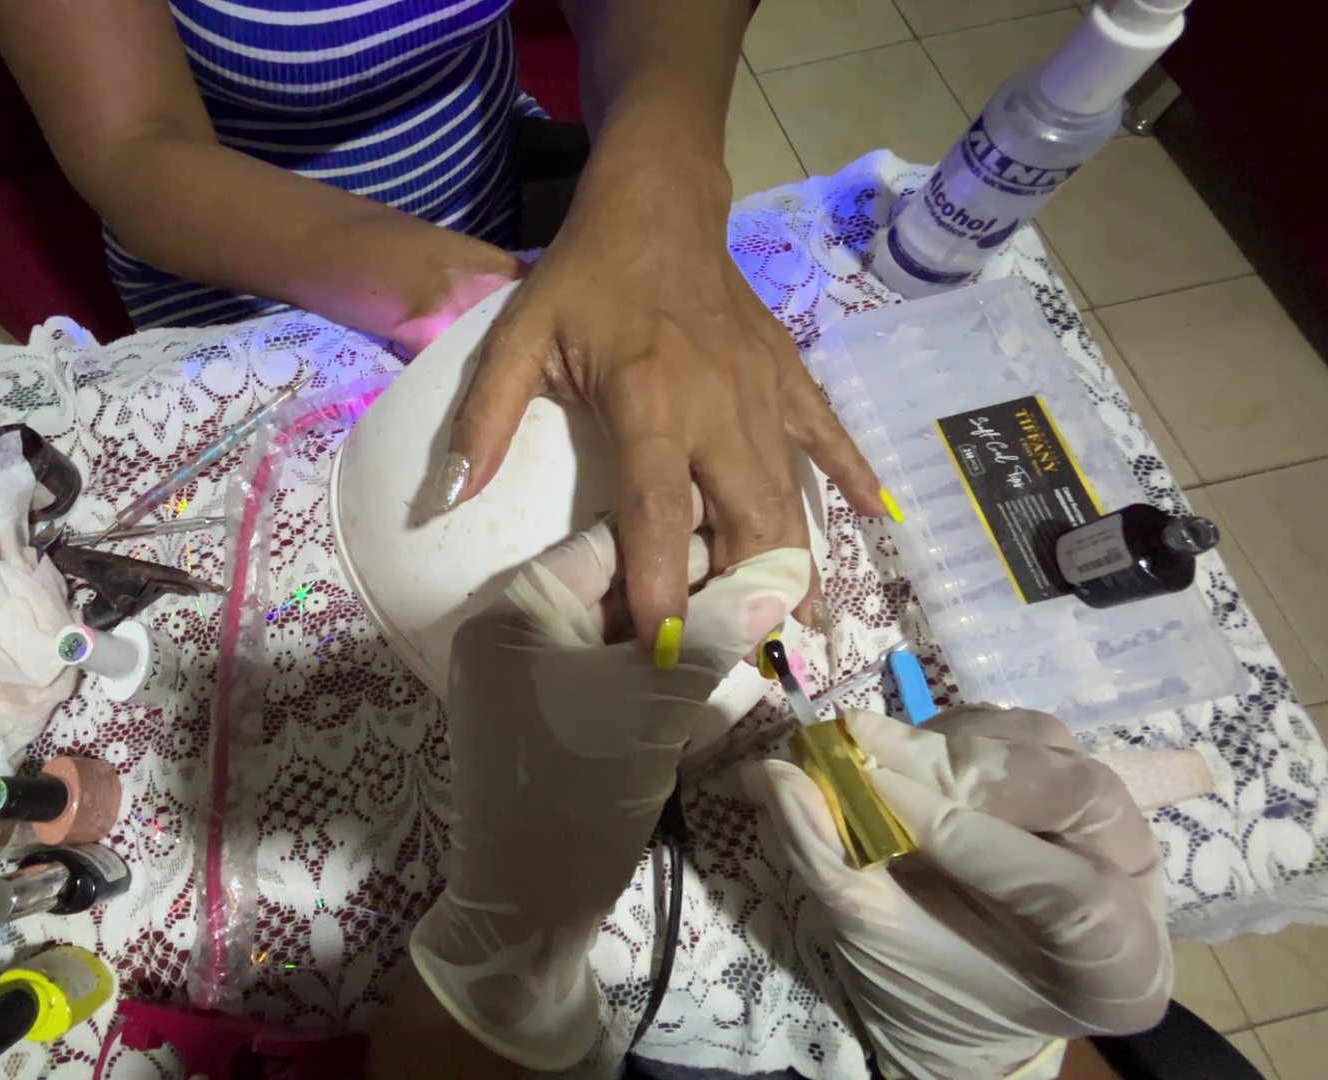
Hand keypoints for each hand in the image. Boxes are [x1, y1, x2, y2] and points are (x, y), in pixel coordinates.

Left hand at [411, 520, 806, 1069]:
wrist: (529, 899)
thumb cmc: (584, 782)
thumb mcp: (655, 702)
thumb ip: (712, 634)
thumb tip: (776, 580)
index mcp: (515, 611)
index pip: (602, 549)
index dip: (673, 546)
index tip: (740, 544)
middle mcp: (505, 633)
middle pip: (603, 594)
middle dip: (676, 597)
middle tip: (748, 593)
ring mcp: (513, 677)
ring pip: (602, 637)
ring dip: (664, 639)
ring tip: (733, 631)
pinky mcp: (531, 713)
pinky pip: (590, 674)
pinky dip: (638, 674)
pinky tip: (692, 679)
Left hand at [439, 162, 883, 646]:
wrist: (658, 205)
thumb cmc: (583, 278)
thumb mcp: (518, 339)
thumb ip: (485, 420)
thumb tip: (451, 497)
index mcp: (650, 401)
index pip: (658, 511)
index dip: (662, 583)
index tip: (663, 647)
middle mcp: (720, 407)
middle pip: (745, 519)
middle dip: (743, 593)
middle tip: (734, 657)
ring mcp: (765, 393)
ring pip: (790, 494)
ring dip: (793, 563)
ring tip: (797, 630)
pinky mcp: (789, 377)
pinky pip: (828, 436)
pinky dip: (851, 479)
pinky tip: (875, 524)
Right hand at [745, 707, 1172, 1079]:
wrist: (958, 988)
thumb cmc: (920, 984)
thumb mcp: (866, 936)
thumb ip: (823, 856)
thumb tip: (772, 773)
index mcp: (1113, 968)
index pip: (1063, 890)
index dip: (961, 831)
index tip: (865, 787)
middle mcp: (1138, 887)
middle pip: (1080, 794)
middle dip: (961, 765)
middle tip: (864, 749)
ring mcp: (1109, 827)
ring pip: (1051, 747)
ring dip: (954, 739)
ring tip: (879, 754)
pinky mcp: (1064, 782)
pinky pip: (1021, 728)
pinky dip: (954, 728)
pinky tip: (908, 754)